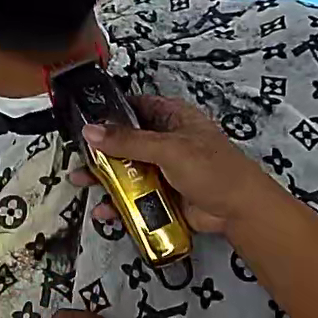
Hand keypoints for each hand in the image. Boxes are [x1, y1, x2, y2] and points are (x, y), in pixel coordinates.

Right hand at [72, 94, 278, 233]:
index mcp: (173, 118)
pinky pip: (134, 196)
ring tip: (83, 182)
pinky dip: (119, 203)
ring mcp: (164, 169)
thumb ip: (128, 141)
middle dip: (102, 151)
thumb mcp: (169, 149)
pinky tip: (106, 209)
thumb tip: (93, 131)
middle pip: (126, 142)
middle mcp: (167, 141)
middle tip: (80, 156)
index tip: (86, 119)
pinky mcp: (163, 194)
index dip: (112, 111)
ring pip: (127, 171)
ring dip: (105, 179)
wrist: (237, 211)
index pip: (136, 106)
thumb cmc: (217, 171)